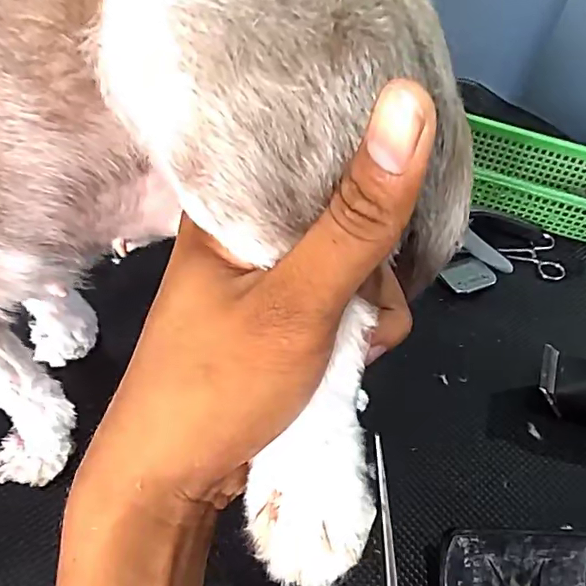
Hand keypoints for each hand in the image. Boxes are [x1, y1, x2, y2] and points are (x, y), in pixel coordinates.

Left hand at [82, 79, 433, 510]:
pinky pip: (348, 307)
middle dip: (376, 270)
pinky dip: (361, 335)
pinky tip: (349, 360)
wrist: (174, 482)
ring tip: (348, 350)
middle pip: (352, 215)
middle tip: (356, 313)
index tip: (392, 213)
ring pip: (359, 268)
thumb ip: (358, 218)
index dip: (371, 168)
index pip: (320, 145)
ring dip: (372, 312)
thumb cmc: (219, 389)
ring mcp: (273, 279)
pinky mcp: (288, 319)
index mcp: (235, 201)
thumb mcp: (297, 302)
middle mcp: (253, 231)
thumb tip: (410, 103)